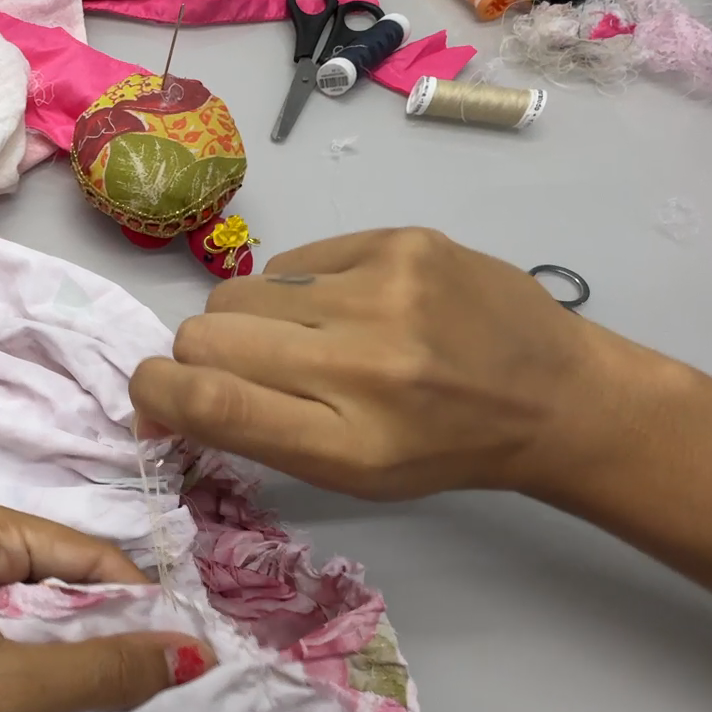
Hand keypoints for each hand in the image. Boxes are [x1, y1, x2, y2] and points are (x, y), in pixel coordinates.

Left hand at [0, 492, 213, 711]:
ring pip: (31, 593)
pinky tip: (39, 677)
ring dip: (67, 639)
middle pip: (60, 570)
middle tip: (146, 685)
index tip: (184, 662)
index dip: (139, 607)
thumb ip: (100, 671)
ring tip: (99, 688)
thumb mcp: (4, 686)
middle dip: (102, 625)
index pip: (88, 556)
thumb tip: (191, 654)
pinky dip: (28, 642)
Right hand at [130, 228, 638, 500]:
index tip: (157, 395)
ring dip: (251, 319)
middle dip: (204, 354)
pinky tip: (347, 305)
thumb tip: (153, 400)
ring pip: (236, 292)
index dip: (156, 393)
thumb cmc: (432, 448)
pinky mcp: (398, 240)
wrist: (558, 395)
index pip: (210, 400)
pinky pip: (286, 260)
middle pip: (203, 333)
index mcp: (344, 442)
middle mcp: (361, 361)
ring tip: (310, 335)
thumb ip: (241, 430)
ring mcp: (382, 289)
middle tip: (255, 369)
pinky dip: (295, 288)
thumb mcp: (337, 471)